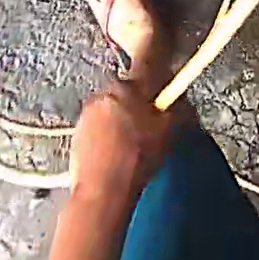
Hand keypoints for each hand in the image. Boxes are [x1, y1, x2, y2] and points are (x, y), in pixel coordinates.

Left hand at [67, 80, 172, 204]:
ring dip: (122, 120)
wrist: (102, 191)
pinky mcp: (76, 132)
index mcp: (128, 86)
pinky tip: (117, 154)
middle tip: (150, 126)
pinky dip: (107, 135)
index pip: (148, 68)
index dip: (160, 80)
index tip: (165, 90)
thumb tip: (182, 98)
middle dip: (139, 105)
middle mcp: (104, 92)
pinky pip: (98, 126)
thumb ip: (179, 107)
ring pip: (112, 109)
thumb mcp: (170, 131)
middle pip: (129, 91)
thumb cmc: (137, 158)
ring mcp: (87, 113)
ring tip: (132, 145)